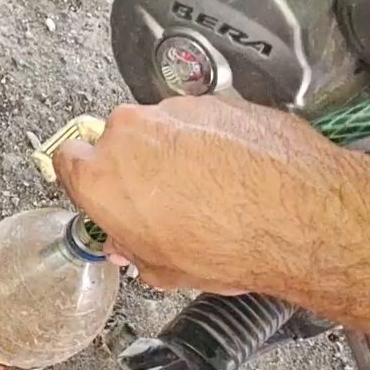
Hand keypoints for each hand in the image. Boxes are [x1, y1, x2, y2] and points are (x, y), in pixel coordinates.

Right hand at [52, 96, 369, 294]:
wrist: (303, 217)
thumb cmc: (230, 244)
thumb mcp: (162, 268)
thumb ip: (132, 248)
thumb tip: (129, 243)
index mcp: (99, 175)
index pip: (66, 160)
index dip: (86, 178)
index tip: (101, 190)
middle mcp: (128, 133)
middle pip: (115, 141)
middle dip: (134, 166)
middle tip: (160, 198)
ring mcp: (173, 112)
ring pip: (159, 129)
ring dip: (173, 151)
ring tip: (206, 188)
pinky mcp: (215, 100)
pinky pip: (200, 120)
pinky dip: (210, 139)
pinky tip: (232, 172)